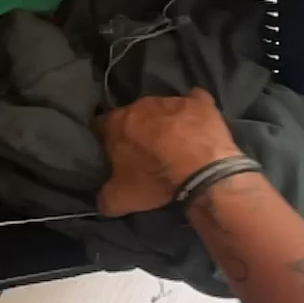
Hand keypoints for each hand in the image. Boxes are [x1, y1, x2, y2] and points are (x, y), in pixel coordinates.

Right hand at [95, 90, 243, 216]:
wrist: (202, 173)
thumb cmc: (155, 180)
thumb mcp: (120, 198)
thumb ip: (105, 196)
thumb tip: (102, 202)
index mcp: (115, 123)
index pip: (100, 125)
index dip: (106, 139)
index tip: (113, 152)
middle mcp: (140, 105)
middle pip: (132, 114)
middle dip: (136, 129)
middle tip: (144, 150)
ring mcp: (171, 100)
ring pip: (161, 108)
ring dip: (163, 121)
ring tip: (173, 142)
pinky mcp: (200, 103)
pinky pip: (194, 100)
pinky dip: (193, 110)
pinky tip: (197, 123)